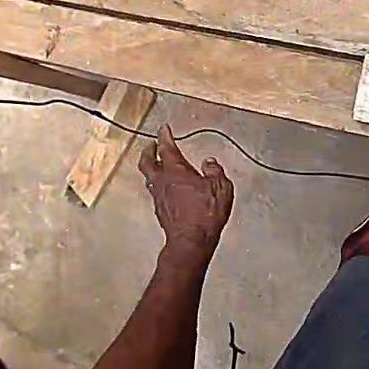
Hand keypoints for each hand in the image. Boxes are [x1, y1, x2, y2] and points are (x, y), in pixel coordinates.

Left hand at [138, 126, 233, 258]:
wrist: (191, 240)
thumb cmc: (206, 213)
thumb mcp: (220, 187)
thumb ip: (215, 171)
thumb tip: (209, 162)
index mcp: (176, 171)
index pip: (167, 148)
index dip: (165, 136)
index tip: (163, 128)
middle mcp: (163, 181)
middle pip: (147, 161)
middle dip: (149, 150)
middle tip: (151, 144)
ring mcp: (159, 196)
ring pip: (149, 176)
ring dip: (150, 167)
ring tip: (155, 163)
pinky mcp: (161, 209)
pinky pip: (155, 190)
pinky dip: (158, 183)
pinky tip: (165, 187)